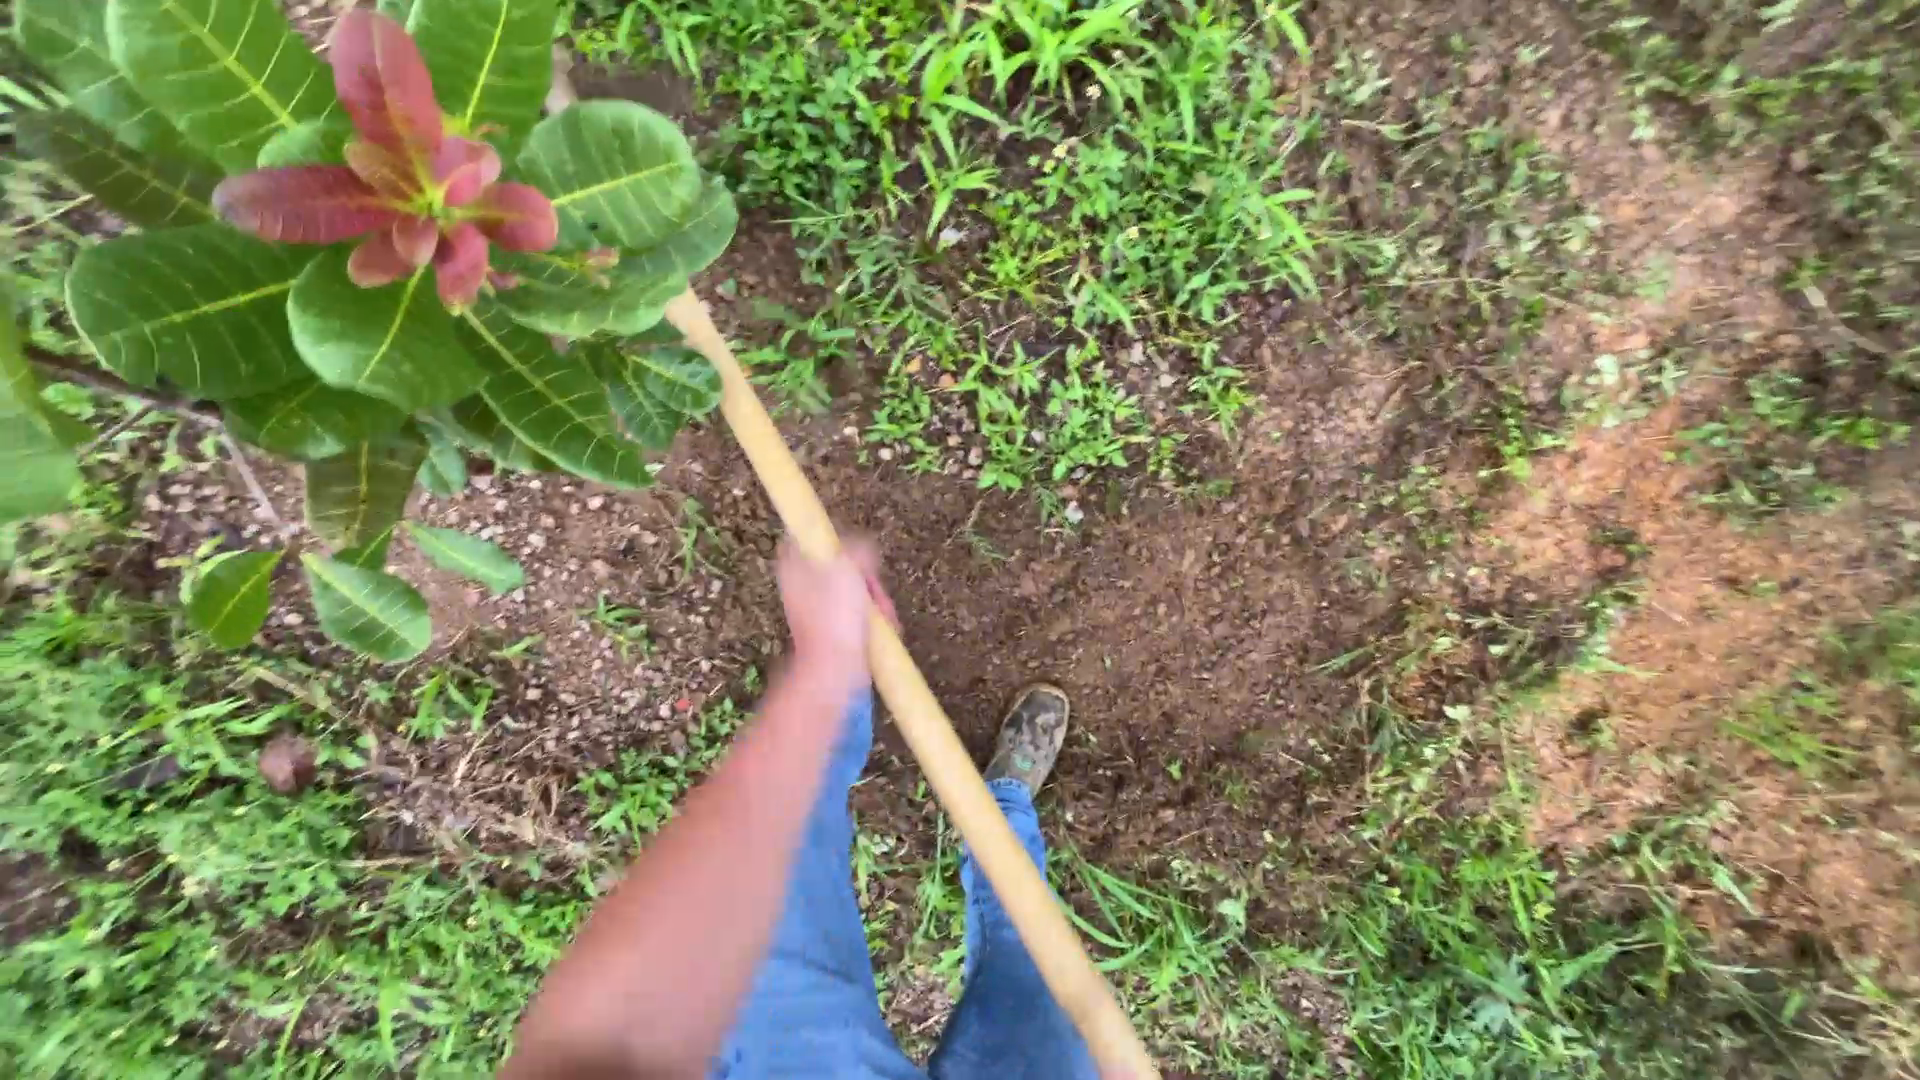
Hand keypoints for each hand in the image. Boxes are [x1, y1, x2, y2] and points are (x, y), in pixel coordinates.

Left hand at [776, 537, 896, 688]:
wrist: (834, 669)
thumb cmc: (834, 615)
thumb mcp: (847, 566)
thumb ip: (856, 546)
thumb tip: (863, 547)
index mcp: (794, 566)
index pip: (808, 538)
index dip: (833, 538)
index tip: (854, 546)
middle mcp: (802, 586)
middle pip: (840, 566)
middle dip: (866, 576)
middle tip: (874, 586)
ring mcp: (818, 610)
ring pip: (854, 591)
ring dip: (875, 600)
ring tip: (883, 614)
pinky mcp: (834, 631)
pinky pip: (858, 615)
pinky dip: (874, 619)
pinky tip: (885, 626)